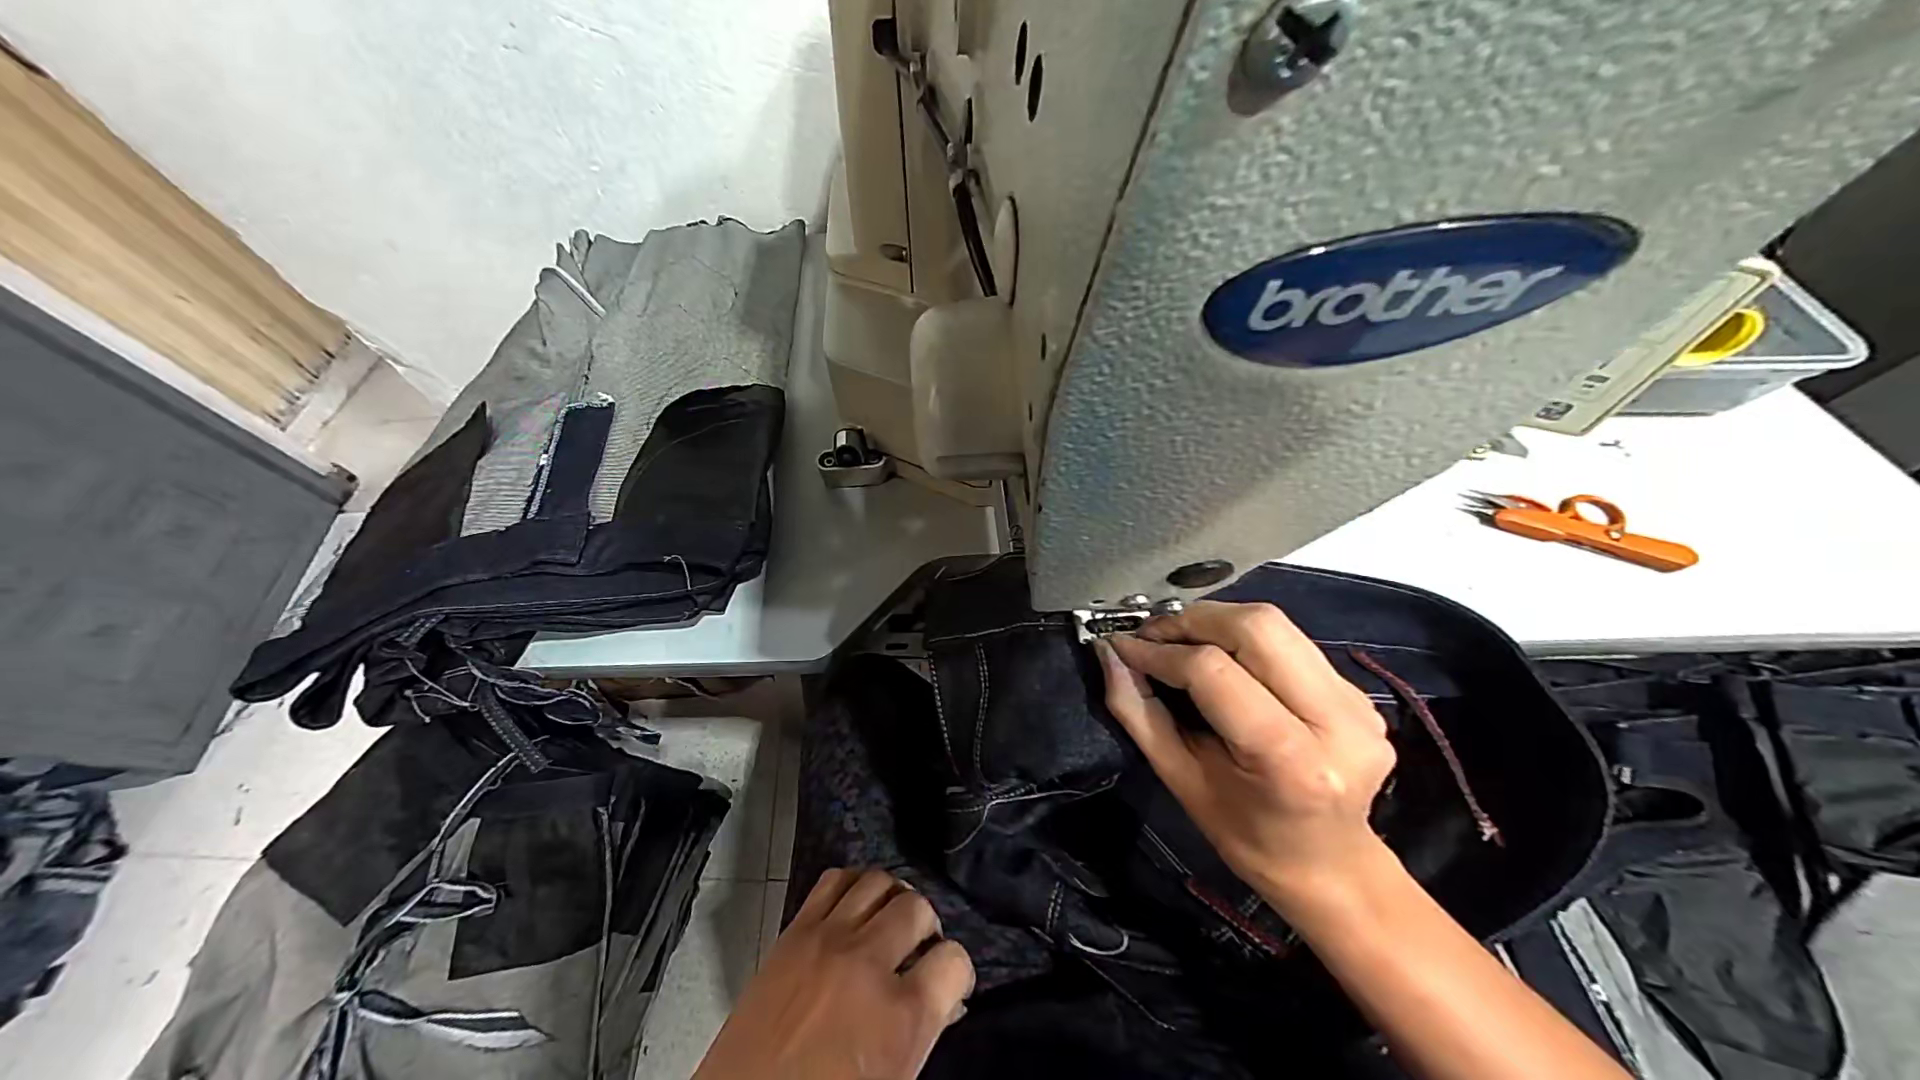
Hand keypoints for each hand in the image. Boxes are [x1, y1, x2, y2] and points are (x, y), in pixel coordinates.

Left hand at [693, 867, 973, 1079]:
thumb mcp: (893, 1078)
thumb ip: (924, 1030)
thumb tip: (946, 997)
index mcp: (901, 1016)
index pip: (954, 961)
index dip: (958, 972)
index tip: (950, 981)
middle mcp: (868, 964)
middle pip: (918, 907)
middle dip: (928, 926)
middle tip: (918, 948)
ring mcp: (828, 940)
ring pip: (879, 881)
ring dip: (893, 898)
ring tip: (889, 921)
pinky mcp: (794, 931)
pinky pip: (833, 879)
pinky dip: (853, 884)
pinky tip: (855, 907)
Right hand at [1096, 601, 1397, 915]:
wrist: (1330, 864)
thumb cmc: (1246, 834)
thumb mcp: (1180, 779)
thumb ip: (1138, 712)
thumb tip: (1110, 653)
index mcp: (1292, 762)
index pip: (1214, 672)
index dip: (1160, 652)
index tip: (1124, 647)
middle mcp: (1338, 722)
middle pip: (1257, 628)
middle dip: (1193, 620)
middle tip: (1153, 634)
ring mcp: (1357, 703)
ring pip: (1275, 624)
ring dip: (1216, 621)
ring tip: (1179, 640)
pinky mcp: (1359, 692)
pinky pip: (1290, 641)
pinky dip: (1242, 638)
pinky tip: (1220, 657)